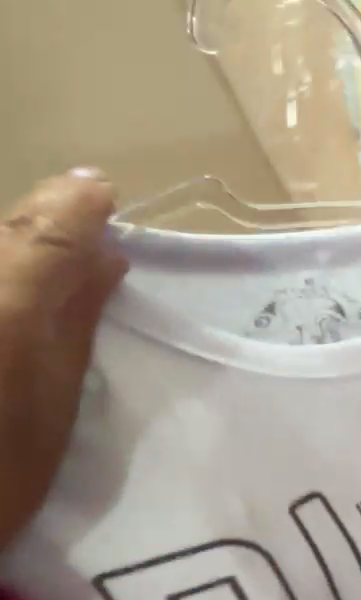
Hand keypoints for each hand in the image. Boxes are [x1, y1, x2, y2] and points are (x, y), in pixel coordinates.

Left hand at [0, 171, 126, 549]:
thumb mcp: (47, 407)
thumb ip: (71, 323)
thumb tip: (107, 261)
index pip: (38, 240)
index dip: (70, 209)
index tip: (98, 188)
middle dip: (30, 227)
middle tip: (73, 218)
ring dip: (6, 254)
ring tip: (42, 257)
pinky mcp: (3, 346)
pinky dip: (4, 282)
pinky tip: (18, 293)